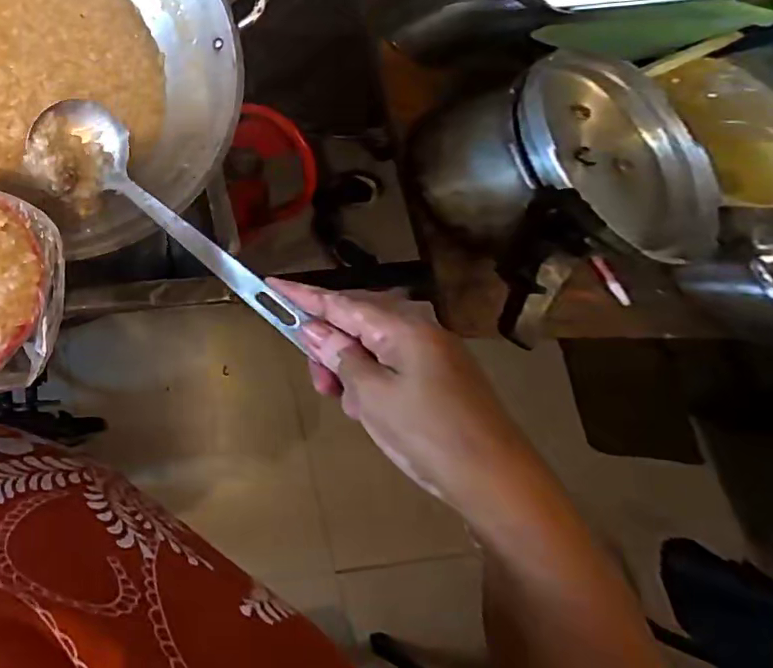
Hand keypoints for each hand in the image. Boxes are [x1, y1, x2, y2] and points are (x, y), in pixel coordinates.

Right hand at [270, 279, 549, 518]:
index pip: (337, 301)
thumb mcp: (370, 396)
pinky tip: (369, 407)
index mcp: (402, 326)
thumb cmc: (430, 436)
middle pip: (354, 319)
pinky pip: (391, 361)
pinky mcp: (443, 375)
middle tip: (316, 377)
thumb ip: (338, 356)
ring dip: (348, 365)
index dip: (300, 294)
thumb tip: (313, 329)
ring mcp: (435, 352)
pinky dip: (371, 377)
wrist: (503, 489)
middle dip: (326, 342)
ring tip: (344, 401)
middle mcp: (420, 329)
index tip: (269, 284)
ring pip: (371, 343)